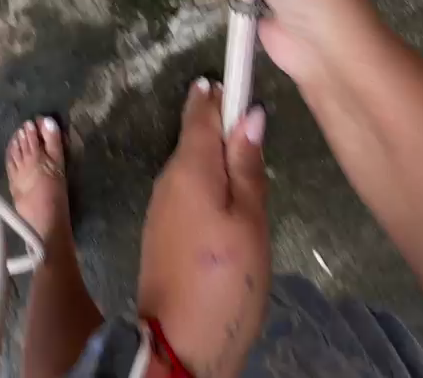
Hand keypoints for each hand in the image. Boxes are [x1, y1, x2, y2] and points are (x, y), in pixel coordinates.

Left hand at [138, 80, 270, 377]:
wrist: (177, 346)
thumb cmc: (223, 281)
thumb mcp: (249, 222)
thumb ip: (248, 166)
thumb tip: (249, 114)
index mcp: (190, 167)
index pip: (202, 111)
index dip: (223, 93)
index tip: (241, 76)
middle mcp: (168, 177)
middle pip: (198, 137)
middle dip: (226, 130)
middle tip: (260, 140)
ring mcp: (161, 204)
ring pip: (195, 166)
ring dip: (220, 161)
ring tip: (253, 180)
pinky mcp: (162, 229)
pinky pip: (188, 191)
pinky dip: (210, 187)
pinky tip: (231, 210)